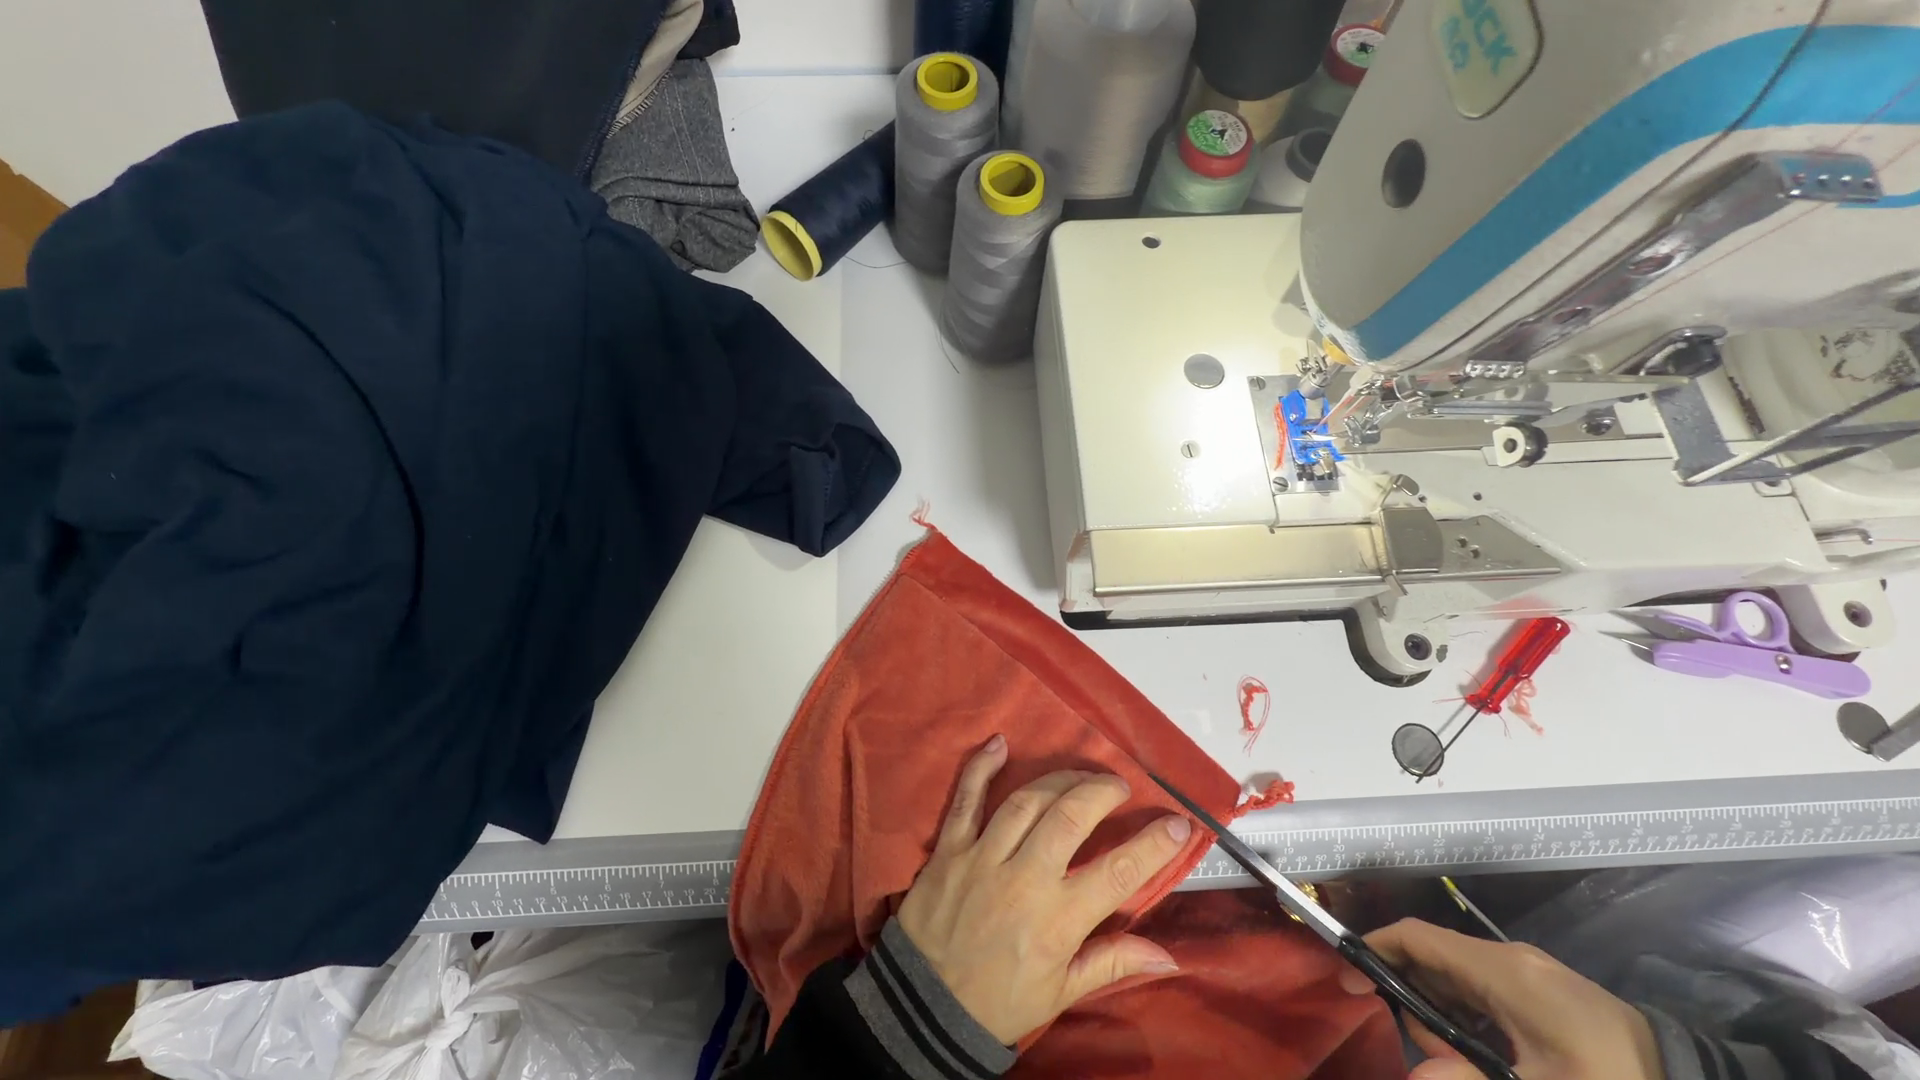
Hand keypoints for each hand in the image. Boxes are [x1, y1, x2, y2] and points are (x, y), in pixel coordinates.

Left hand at [895, 735, 1193, 1043]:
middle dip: (1101, 792)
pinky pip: (965, 799)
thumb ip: (1112, 963)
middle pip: (1070, 817)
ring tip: (1080, 777)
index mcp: (1058, 920)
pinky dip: (980, 768)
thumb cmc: (999, 1000)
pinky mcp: (949, 849)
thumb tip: (1169, 955)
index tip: (1177, 822)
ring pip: (1026, 802)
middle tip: (1118, 786)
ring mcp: (983, 858)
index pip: (1119, 872)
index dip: (1154, 844)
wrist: (924, 1008)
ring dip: (1058, 780)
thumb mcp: (1060, 992)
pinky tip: (999, 744)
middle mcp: (1024, 879)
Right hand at [1340, 919, 1662, 1079]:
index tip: (1345, 982)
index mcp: (1503, 970)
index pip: (1415, 938)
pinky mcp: (1541, 990)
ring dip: (1443, 1020)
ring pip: (1453, 980)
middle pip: (1429, 961)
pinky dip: (1466, 1021)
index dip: (1372, 951)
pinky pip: (1480, 993)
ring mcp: (1527, 972)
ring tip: (1467, 1065)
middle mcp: (1509, 959)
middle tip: (1439, 1060)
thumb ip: (1468, 1079)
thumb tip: (1415, 1075)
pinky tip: (1486, 1058)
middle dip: (1415, 1007)